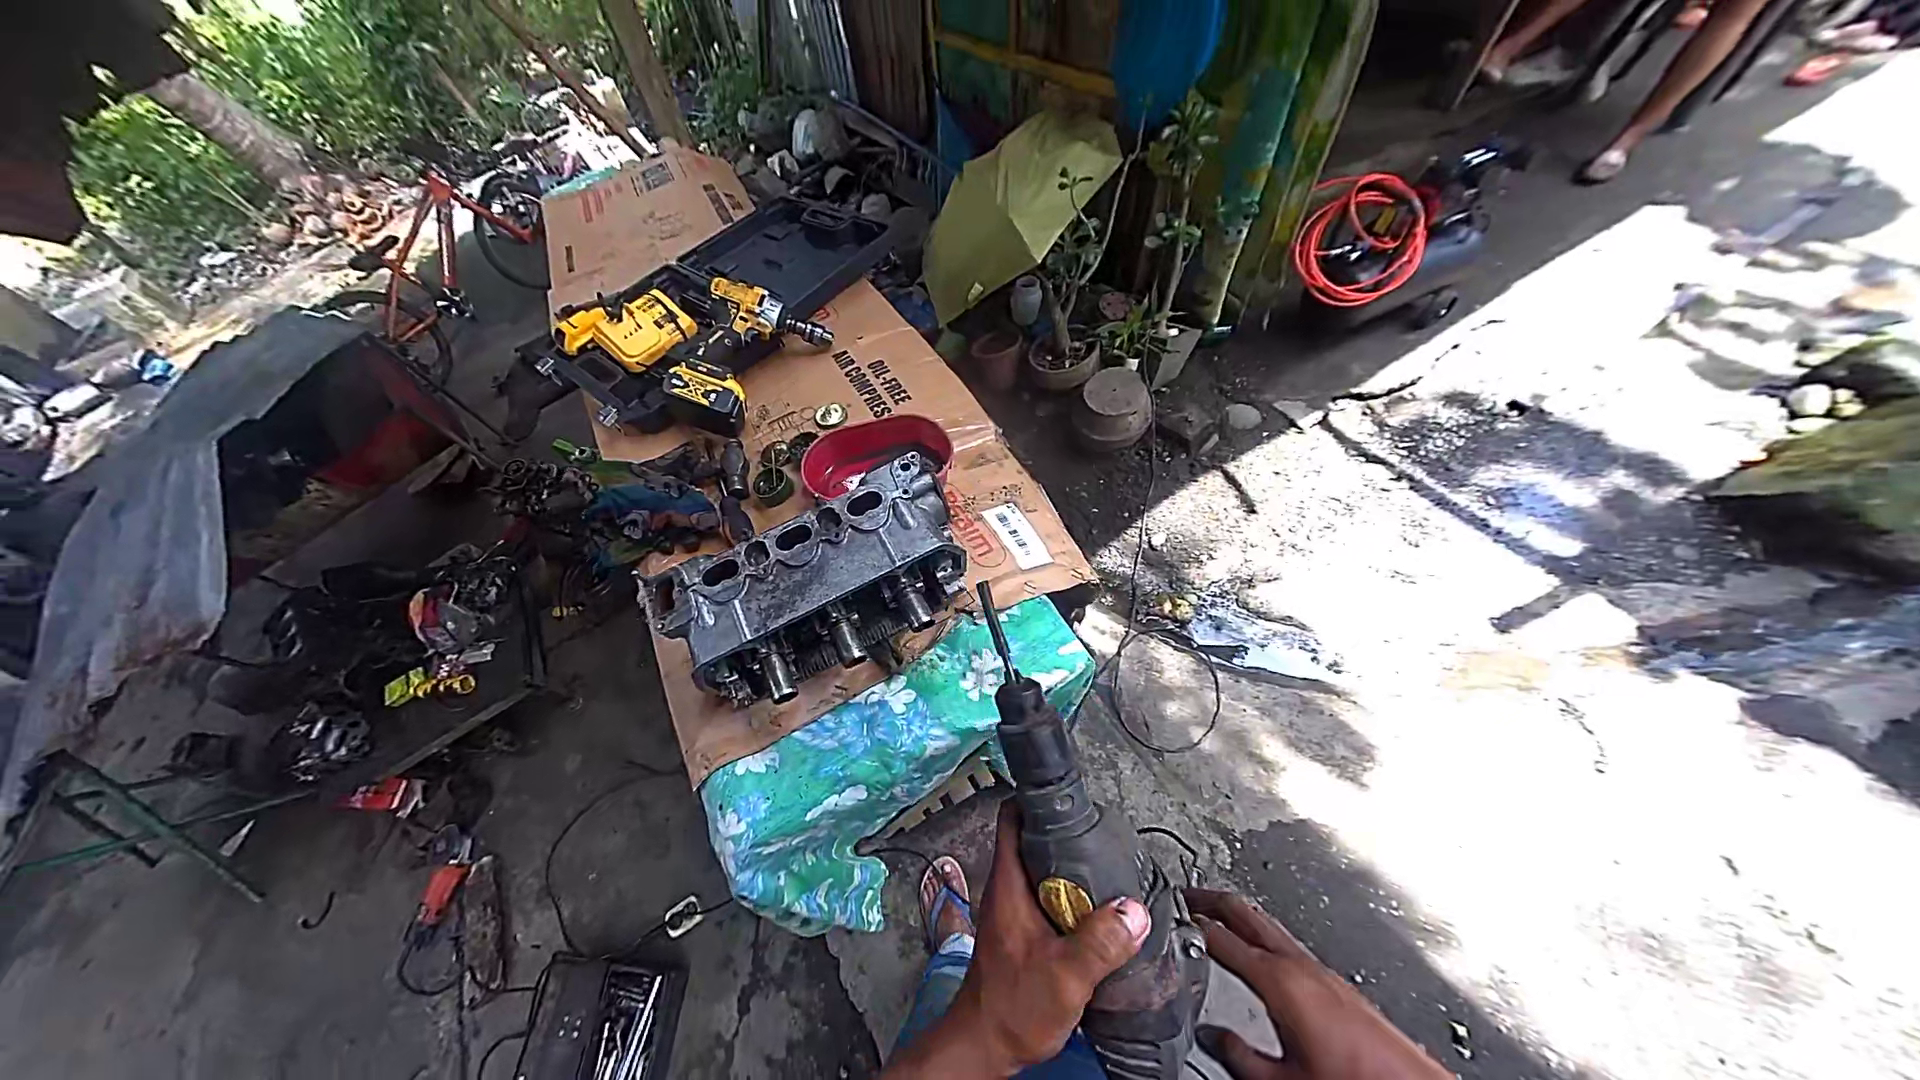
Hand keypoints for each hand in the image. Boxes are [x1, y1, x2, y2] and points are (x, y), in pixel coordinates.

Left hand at [886, 800, 1150, 1076]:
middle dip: (1065, 832)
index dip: (1035, 798)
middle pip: (1033, 838)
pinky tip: (1096, 911)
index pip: (1011, 817)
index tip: (1067, 795)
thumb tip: (1134, 910)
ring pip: (1043, 868)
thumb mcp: (1064, 976)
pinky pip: (1048, 895)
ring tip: (1107, 870)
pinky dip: (1070, 894)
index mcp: (1008, 882)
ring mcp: (1014, 907)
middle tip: (1102, 837)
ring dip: (1071, 867)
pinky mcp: (1023, 928)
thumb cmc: (1011, 1008)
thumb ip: (1099, 943)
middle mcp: (1008, 887)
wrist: (987, 1045)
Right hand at [1186, 889, 1450, 1079]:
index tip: (1170, 916)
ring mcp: (1318, 967)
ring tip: (1213, 914)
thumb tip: (1211, 1037)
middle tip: (1184, 895)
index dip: (1190, 924)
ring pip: (1266, 922)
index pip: (1221, 936)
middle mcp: (1298, 963)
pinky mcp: (1333, 979)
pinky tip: (1256, 949)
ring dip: (1235, 913)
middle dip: (1210, 898)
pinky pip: (1284, 940)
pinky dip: (1258, 932)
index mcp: (1279, 979)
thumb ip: (1238, 1056)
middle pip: (1244, 911)